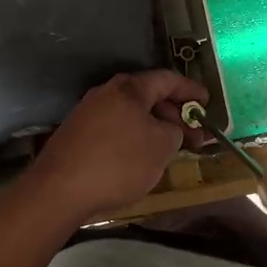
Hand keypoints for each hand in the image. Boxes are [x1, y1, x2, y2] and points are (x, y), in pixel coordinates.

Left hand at [25, 70, 209, 220]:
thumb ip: (174, 132)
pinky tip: (139, 158)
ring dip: (154, 127)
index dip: (190, 89)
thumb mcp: (160, 147)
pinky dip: (134, 136)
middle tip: (194, 137)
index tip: (207, 102)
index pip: (167, 79)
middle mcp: (107, 91)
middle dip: (174, 115)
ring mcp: (89, 110)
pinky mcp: (78, 132)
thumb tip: (170, 128)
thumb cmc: (118, 162)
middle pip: (148, 95)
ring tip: (169, 150)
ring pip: (131, 113)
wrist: (60, 187)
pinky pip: (115, 127)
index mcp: (129, 88)